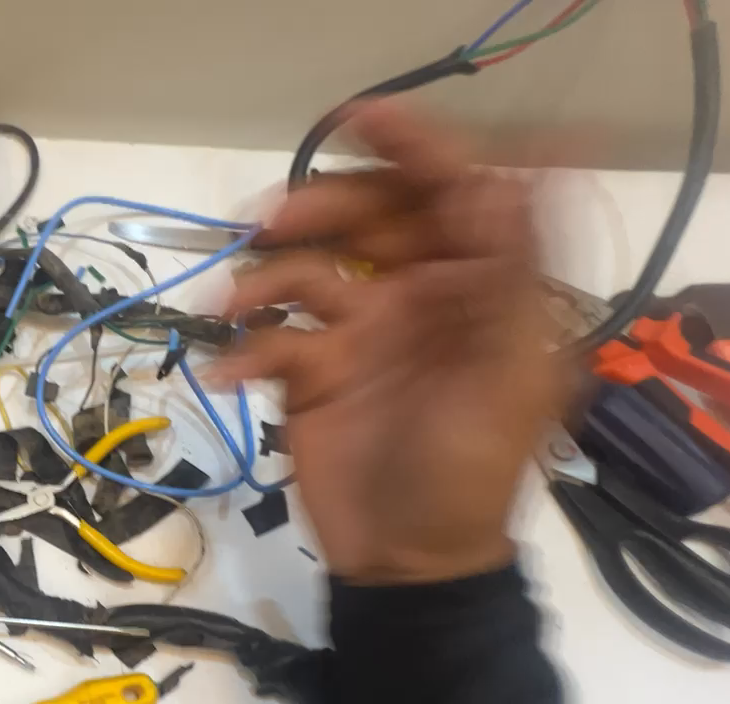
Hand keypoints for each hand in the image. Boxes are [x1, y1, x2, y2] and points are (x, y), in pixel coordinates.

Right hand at [218, 101, 568, 584]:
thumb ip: (497, 286)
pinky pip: (266, 345)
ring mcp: (354, 335)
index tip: (358, 119)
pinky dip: (240, 355)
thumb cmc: (467, 476)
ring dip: (263, 280)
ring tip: (231, 306)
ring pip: (303, 274)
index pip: (457, 195)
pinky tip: (227, 374)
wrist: (403, 557)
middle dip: (319, 209)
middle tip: (268, 222)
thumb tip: (497, 183)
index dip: (417, 148)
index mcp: (479, 288)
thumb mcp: (502, 381)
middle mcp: (414, 296)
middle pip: (368, 221)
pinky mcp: (306, 376)